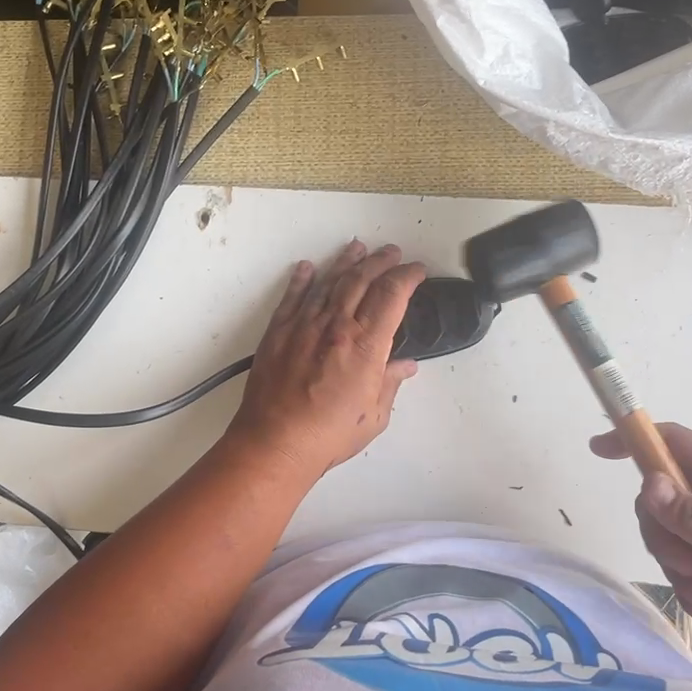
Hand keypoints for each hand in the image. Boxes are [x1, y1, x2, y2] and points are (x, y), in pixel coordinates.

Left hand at [225, 241, 426, 478]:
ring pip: (328, 282)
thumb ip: (389, 384)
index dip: (407, 277)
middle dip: (380, 262)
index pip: (392, 295)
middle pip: (361, 280)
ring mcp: (303, 326)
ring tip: (357, 248)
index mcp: (365, 346)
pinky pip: (292, 297)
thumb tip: (404, 366)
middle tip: (392, 253)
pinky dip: (301, 280)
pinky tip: (307, 268)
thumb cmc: (327, 435)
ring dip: (345, 263)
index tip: (416, 271)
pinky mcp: (278, 333)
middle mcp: (335, 327)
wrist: (275, 442)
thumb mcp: (373, 415)